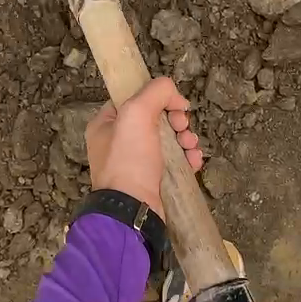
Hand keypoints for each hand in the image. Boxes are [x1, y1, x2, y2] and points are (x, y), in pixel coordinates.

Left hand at [86, 77, 202, 218]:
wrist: (133, 209)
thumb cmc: (128, 161)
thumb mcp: (137, 113)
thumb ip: (156, 92)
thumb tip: (175, 96)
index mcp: (106, 124)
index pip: (134, 100)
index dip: (157, 98)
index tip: (174, 105)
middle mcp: (118, 143)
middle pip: (155, 119)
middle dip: (176, 120)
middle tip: (183, 127)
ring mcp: (135, 164)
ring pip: (168, 141)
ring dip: (186, 139)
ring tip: (191, 146)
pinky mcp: (152, 180)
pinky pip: (174, 163)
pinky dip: (186, 159)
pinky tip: (194, 161)